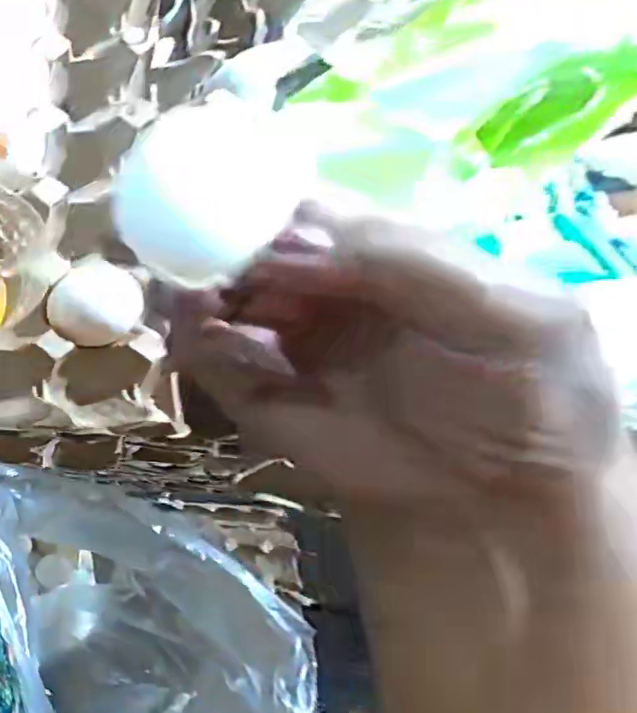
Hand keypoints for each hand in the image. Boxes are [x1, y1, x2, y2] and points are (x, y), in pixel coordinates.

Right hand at [160, 207, 623, 522]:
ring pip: (207, 295)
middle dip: (215, 250)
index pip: (309, 215)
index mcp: (377, 259)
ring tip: (200, 302)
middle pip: (242, 251)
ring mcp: (268, 334)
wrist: (480, 502)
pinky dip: (189, 337)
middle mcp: (311, 288)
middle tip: (207, 264)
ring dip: (192, 291)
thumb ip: (412, 265)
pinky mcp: (235, 381)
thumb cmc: (522, 403)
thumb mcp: (509, 316)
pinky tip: (202, 335)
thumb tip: (291, 241)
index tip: (238, 216)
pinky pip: (195, 349)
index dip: (270, 210)